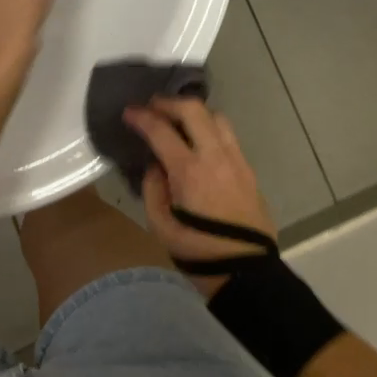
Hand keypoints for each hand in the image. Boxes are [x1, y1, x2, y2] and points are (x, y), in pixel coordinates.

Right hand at [125, 97, 272, 296]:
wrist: (247, 273)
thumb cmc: (198, 252)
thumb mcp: (160, 225)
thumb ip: (152, 188)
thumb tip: (156, 166)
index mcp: (189, 171)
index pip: (161, 130)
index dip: (141, 117)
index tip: (128, 112)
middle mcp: (214, 156)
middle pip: (193, 110)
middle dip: (168, 103)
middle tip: (152, 107)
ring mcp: (236, 160)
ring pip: (216, 116)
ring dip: (194, 112)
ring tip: (179, 121)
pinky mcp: (248, 169)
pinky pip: (228, 135)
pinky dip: (210, 128)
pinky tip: (200, 141)